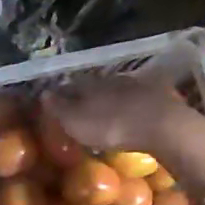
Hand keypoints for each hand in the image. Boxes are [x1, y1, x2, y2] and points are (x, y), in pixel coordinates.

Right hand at [42, 77, 187, 152]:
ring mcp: (136, 86)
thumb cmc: (112, 126)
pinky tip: (130, 118)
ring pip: (116, 91)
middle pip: (94, 87)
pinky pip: (137, 101)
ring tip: (105, 116)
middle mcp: (111, 79)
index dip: (61, 96)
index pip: (69, 86)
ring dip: (109, 102)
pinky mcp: (158, 97)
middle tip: (80, 112)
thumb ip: (59, 109)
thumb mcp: (77, 122)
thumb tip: (43, 94)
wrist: (161, 125)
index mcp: (90, 83)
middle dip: (86, 98)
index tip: (55, 105)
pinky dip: (130, 108)